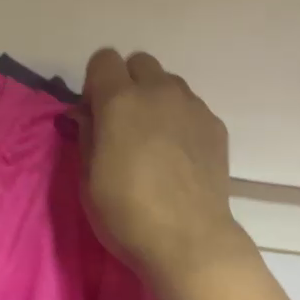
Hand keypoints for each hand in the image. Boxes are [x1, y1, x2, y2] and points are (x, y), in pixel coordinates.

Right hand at [78, 50, 250, 280]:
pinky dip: (177, 123)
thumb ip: (86, 138)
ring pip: (168, 84)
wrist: (187, 238)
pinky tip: (175, 161)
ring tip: (151, 146)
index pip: (103, 61)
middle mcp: (159, 91)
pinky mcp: (214, 125)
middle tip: (121, 128)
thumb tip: (86, 116)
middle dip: (126, 86)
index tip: (93, 117)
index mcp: (120, 102)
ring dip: (154, 103)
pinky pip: (189, 109)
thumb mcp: (88, 183)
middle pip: (139, 63)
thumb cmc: (126, 216)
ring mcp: (192, 105)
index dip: (94, 85)